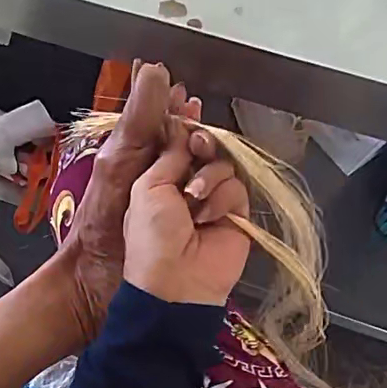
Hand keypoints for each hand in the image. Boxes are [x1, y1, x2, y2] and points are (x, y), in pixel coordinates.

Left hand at [122, 122, 249, 305]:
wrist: (176, 282)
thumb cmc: (151, 237)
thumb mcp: (148, 186)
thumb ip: (169, 153)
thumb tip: (183, 126)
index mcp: (158, 177)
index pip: (176, 140)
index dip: (183, 124)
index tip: (188, 104)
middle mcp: (186, 184)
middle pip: (204, 146)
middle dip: (200, 142)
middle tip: (197, 147)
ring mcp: (212, 198)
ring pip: (223, 164)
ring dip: (208, 178)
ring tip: (194, 201)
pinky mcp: (235, 213)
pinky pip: (237, 186)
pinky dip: (222, 198)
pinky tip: (208, 218)